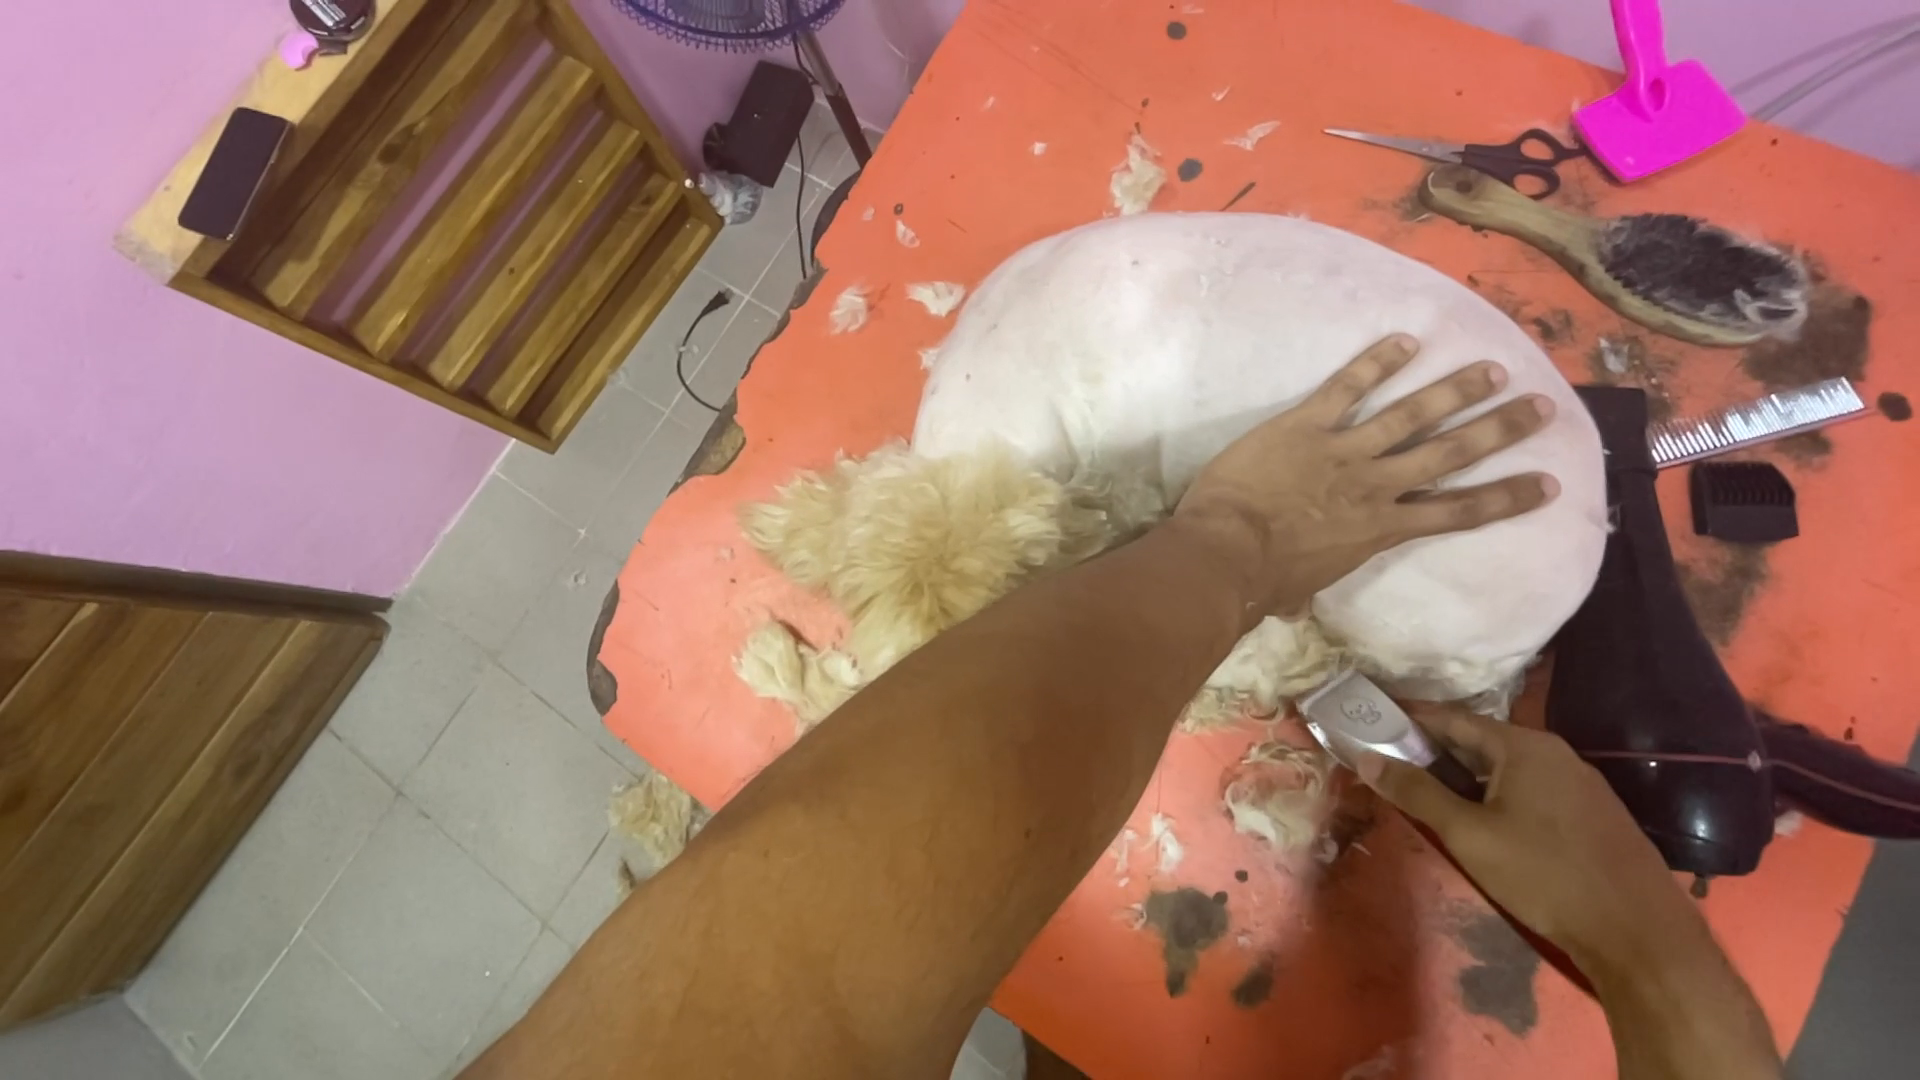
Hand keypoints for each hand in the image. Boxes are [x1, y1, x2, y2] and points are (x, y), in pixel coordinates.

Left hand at [1171, 333, 1559, 616]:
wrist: (1227, 553)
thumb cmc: (1260, 582)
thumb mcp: (1294, 591)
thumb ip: (1304, 591)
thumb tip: (1293, 608)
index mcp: (1380, 530)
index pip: (1458, 513)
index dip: (1505, 498)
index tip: (1548, 483)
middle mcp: (1376, 485)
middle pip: (1450, 453)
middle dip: (1499, 429)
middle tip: (1541, 405)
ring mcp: (1344, 451)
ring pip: (1412, 414)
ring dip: (1455, 390)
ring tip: (1492, 368)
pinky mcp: (1305, 425)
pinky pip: (1346, 388)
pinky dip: (1376, 363)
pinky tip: (1406, 341)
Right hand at [1358, 706, 1705, 973]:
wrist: (1644, 940)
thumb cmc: (1545, 876)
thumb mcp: (1467, 834)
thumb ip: (1415, 791)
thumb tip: (1366, 758)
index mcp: (1525, 747)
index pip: (1451, 718)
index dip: (1407, 719)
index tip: (1370, 722)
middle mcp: (1555, 754)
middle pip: (1478, 741)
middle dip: (1431, 750)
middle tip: (1388, 761)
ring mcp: (1580, 785)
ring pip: (1503, 768)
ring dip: (1461, 775)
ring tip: (1423, 791)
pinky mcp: (1592, 815)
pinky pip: (1529, 789)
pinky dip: (1493, 793)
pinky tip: (1477, 819)